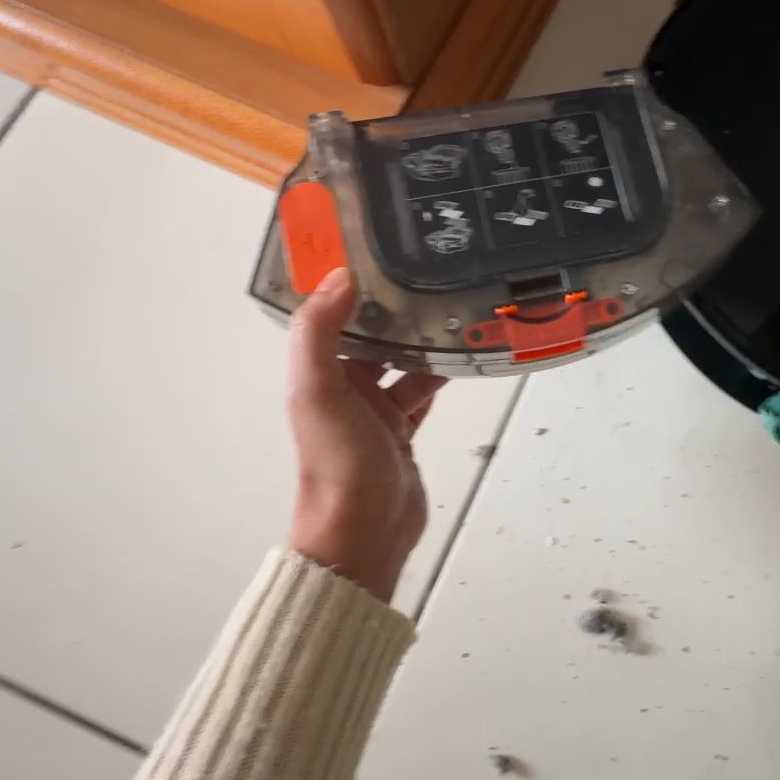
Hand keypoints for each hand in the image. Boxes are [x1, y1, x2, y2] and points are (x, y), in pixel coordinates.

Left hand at [285, 267, 445, 600]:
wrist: (365, 531)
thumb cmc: (337, 463)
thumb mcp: (318, 391)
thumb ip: (319, 333)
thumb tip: (339, 276)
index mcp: (318, 371)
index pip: (332, 313)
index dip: (348, 282)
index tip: (377, 248)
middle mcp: (344, 384)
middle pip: (371, 332)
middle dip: (395, 305)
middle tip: (429, 273)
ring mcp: (376, 407)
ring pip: (403, 358)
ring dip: (423, 337)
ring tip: (454, 309)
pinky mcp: (402, 427)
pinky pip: (423, 388)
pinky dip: (441, 371)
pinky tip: (462, 354)